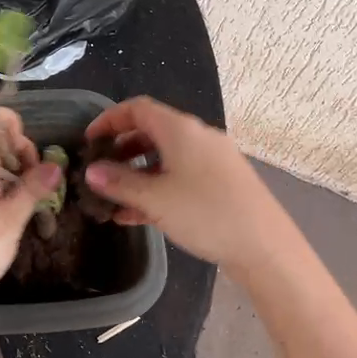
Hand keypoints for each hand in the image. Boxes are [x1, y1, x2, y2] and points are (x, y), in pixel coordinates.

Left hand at [0, 108, 60, 314]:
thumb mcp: (10, 222)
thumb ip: (31, 190)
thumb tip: (55, 163)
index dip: (14, 127)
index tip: (30, 156)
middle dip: (20, 152)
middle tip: (38, 184)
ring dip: (13, 170)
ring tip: (31, 199)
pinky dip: (1, 184)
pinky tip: (13, 208)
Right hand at [83, 96, 283, 270]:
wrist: (267, 249)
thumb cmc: (206, 214)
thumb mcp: (155, 199)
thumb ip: (120, 183)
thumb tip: (91, 171)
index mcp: (180, 129)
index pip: (136, 108)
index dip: (109, 120)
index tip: (89, 141)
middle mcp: (198, 136)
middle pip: (151, 131)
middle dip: (122, 150)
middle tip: (100, 171)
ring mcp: (214, 160)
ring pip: (166, 157)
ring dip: (139, 173)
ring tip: (115, 198)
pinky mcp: (224, 184)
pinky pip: (182, 175)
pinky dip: (159, 187)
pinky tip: (139, 216)